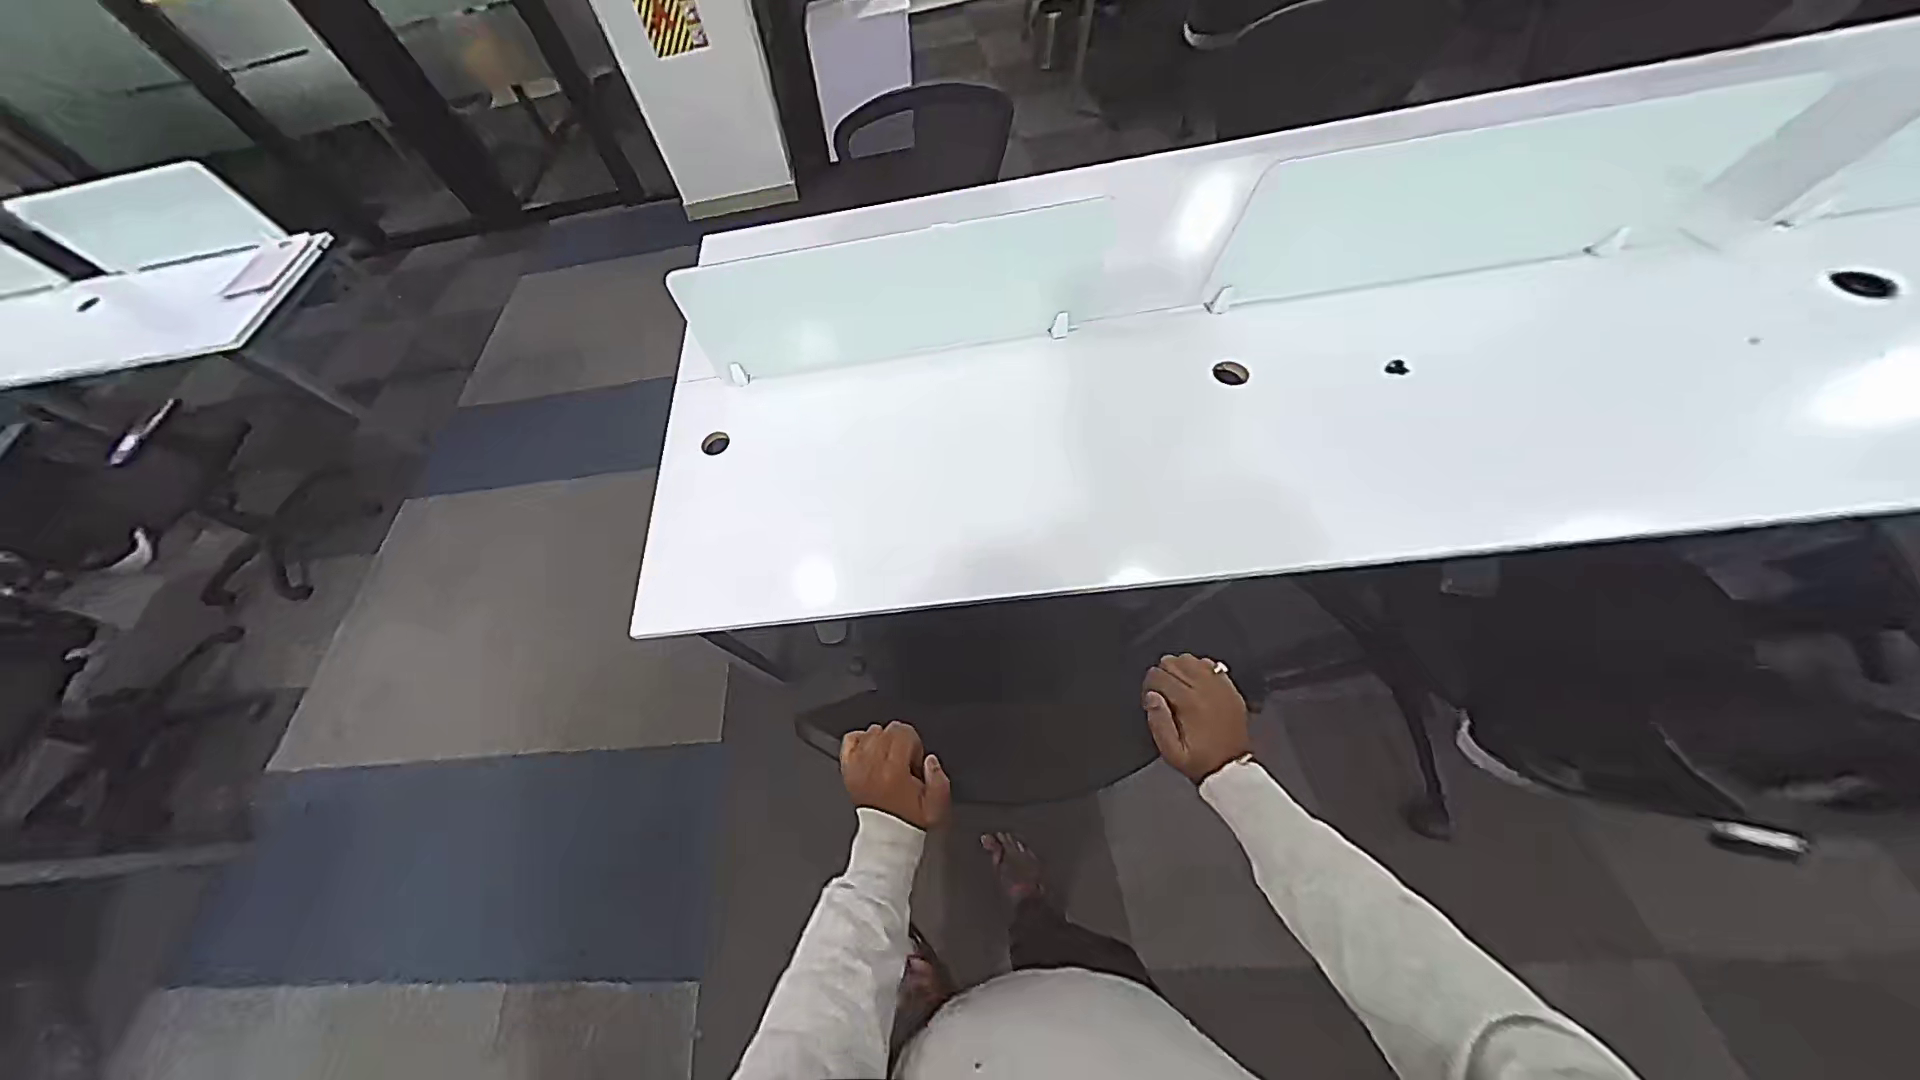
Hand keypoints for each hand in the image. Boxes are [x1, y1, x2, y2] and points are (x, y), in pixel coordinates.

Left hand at [841, 721, 950, 828]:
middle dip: (900, 741)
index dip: (915, 744)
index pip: (903, 732)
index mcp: (893, 772)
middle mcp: (872, 765)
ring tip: (889, 760)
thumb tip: (930, 761)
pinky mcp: (847, 768)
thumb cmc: (908, 820)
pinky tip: (871, 752)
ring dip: (883, 741)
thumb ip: (940, 780)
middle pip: (888, 729)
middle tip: (904, 763)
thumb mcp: (936, 806)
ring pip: (871, 732)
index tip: (915, 762)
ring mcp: (857, 766)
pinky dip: (861, 740)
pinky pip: (851, 739)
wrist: (885, 835)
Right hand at [1143, 654, 1251, 783]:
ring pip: (1191, 659)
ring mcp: (1220, 687)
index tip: (1151, 697)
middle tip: (1162, 692)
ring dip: (1180, 668)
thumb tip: (1151, 696)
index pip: (1158, 675)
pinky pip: (1211, 665)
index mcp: (1189, 703)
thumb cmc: (1200, 760)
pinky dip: (1199, 669)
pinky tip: (1195, 682)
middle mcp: (1206, 690)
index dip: (1149, 684)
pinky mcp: (1230, 689)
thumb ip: (1157, 722)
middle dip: (1162, 673)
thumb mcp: (1170, 750)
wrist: (1230, 768)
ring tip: (1177, 685)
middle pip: (1174, 662)